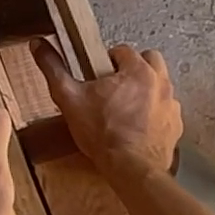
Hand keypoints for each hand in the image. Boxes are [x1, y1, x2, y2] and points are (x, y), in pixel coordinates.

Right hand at [34, 39, 182, 175]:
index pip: (123, 50)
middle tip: (114, 85)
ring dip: (146, 89)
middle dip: (133, 68)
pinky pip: (166, 109)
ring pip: (160, 84)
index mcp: (137, 70)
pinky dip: (154, 112)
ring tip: (125, 106)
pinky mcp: (176, 126)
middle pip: (150, 60)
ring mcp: (171, 105)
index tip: (97, 75)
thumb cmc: (102, 133)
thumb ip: (53, 68)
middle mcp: (160, 83)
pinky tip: (137, 125)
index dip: (107, 60)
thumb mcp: (68, 97)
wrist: (130, 169)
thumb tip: (38, 45)